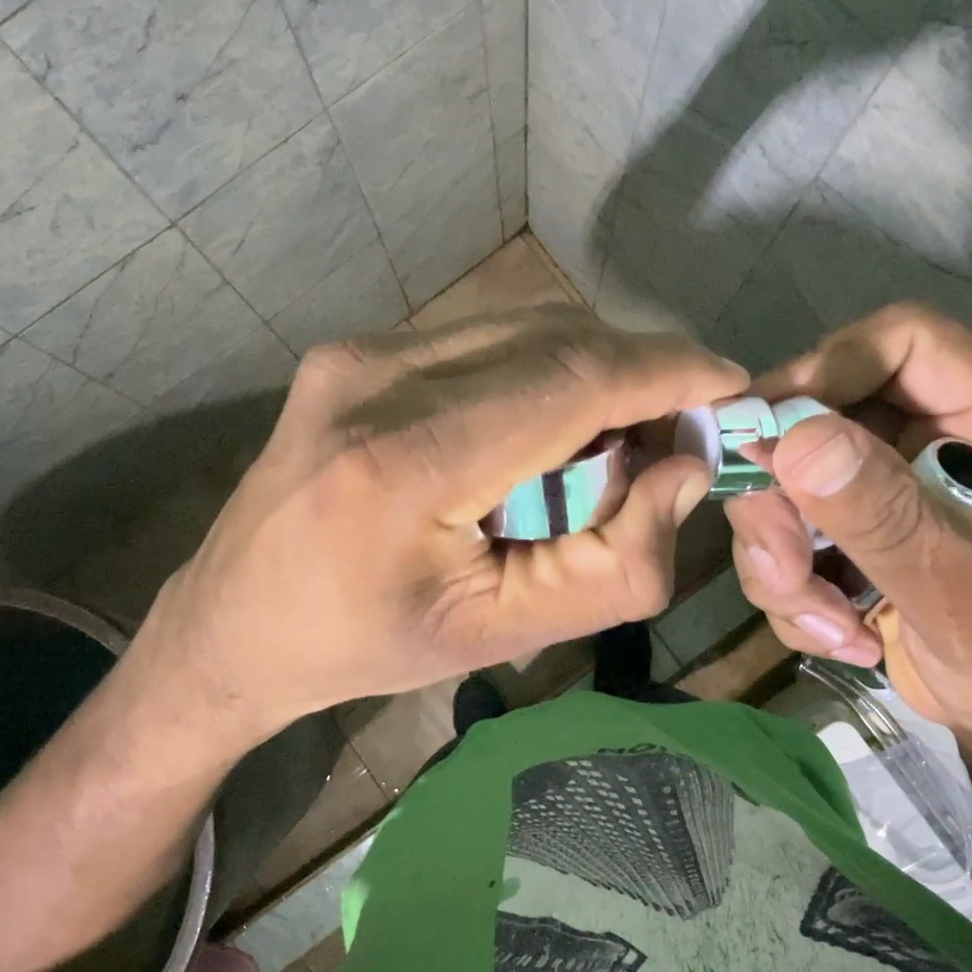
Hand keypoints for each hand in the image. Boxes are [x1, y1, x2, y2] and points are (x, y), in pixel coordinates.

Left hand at [136, 305, 748, 736]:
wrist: (237, 621)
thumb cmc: (368, 646)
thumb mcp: (501, 634)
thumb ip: (614, 562)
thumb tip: (685, 465)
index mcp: (405, 463)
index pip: (571, 378)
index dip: (670, 372)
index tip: (733, 391)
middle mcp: (375, 378)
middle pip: (556, 337)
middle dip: (638, 376)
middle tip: (672, 438)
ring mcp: (356, 351)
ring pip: (523, 324)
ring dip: (589, 370)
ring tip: (605, 444)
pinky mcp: (353, 348)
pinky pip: (482, 335)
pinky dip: (537, 369)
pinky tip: (537, 430)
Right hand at [725, 305, 971, 758]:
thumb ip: (889, 523)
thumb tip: (795, 438)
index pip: (906, 343)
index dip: (824, 372)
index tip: (760, 443)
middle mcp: (942, 440)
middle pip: (822, 415)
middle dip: (783, 499)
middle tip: (783, 572)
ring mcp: (896, 484)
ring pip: (788, 478)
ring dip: (781, 556)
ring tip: (823, 625)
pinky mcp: (860, 527)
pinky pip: (788, 529)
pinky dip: (790, 586)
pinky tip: (836, 634)